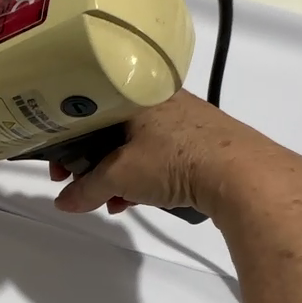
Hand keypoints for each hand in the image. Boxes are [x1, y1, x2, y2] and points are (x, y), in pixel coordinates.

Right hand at [50, 91, 301, 223]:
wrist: (242, 174)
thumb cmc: (172, 161)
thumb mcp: (117, 178)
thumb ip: (84, 190)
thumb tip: (63, 203)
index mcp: (136, 98)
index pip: (88, 115)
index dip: (66, 144)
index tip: (59, 170)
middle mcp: (159, 102)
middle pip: (110, 133)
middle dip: (91, 165)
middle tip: (82, 188)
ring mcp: (184, 121)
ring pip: (133, 147)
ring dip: (114, 176)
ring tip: (111, 202)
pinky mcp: (201, 141)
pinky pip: (156, 156)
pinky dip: (139, 177)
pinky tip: (136, 201)